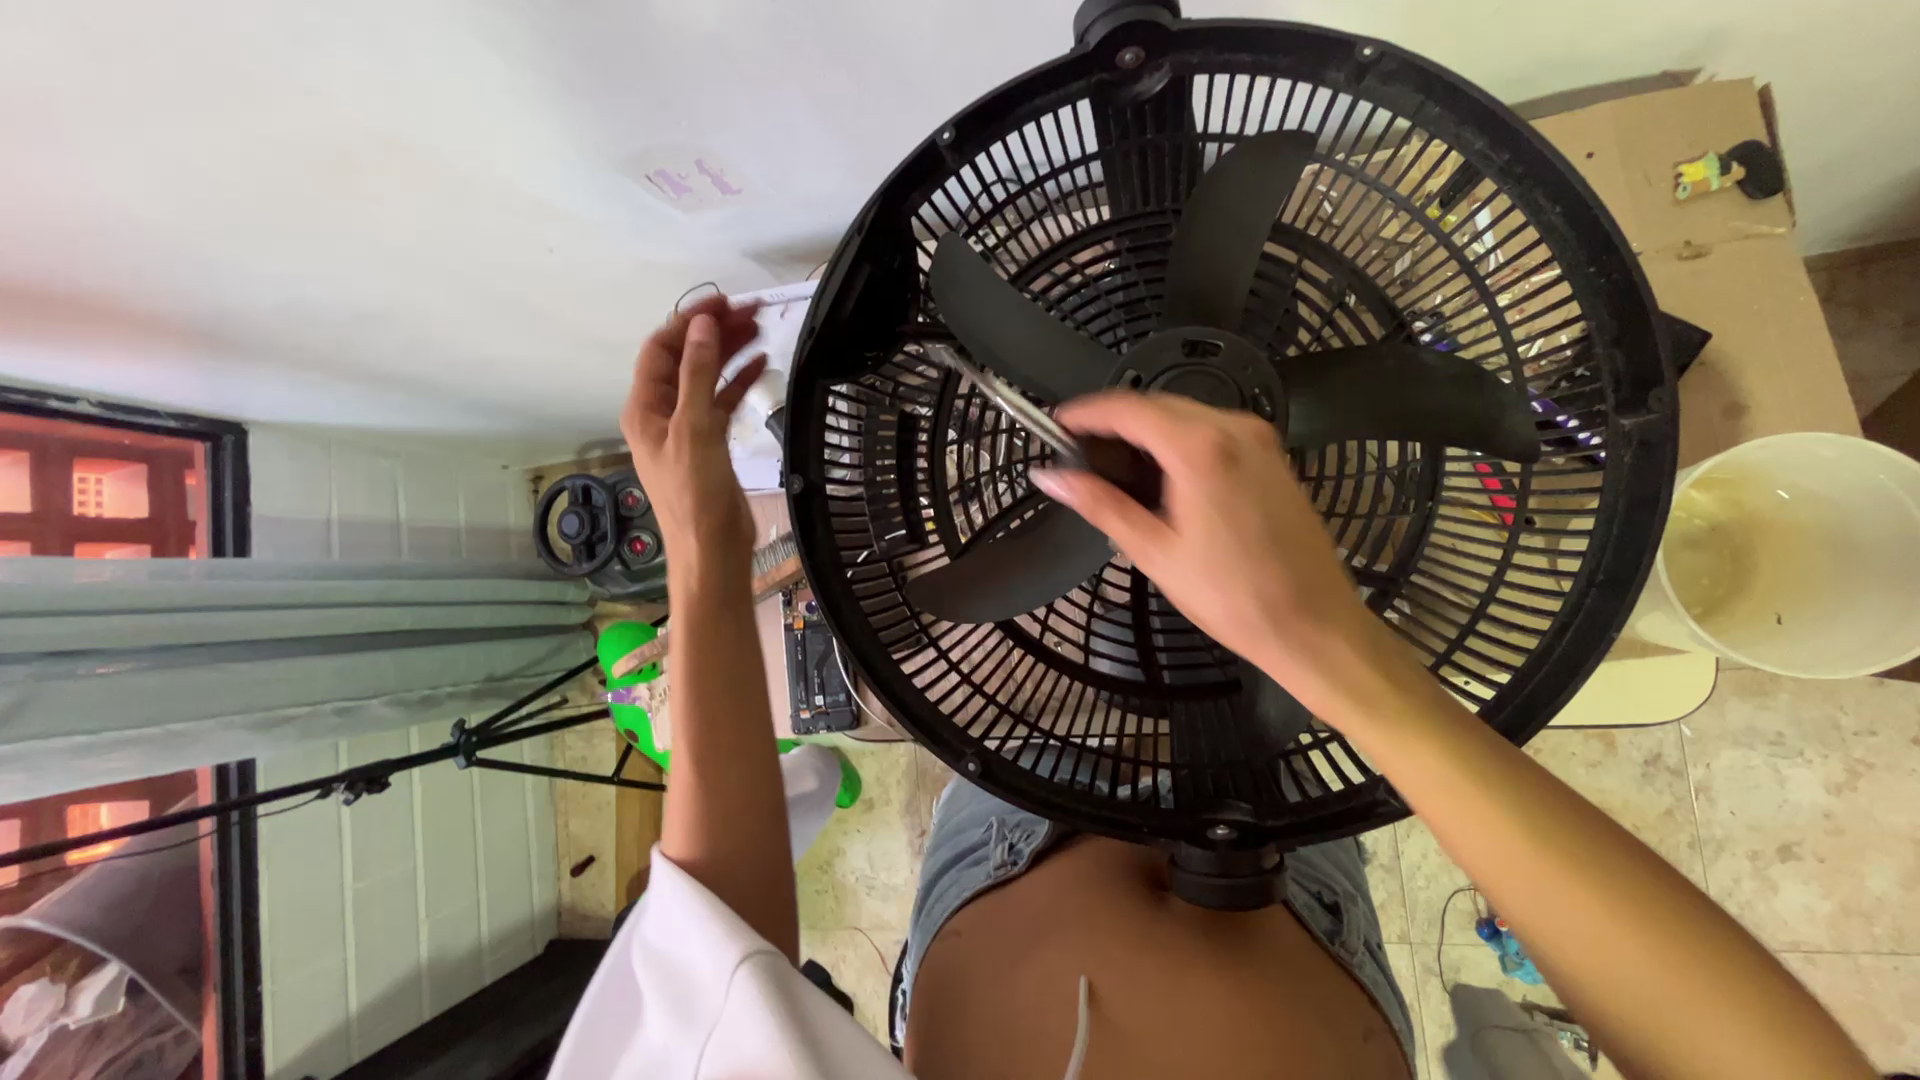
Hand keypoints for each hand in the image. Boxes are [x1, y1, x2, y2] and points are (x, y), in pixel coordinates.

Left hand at [622, 294, 766, 578]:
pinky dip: (739, 382)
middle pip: (686, 359)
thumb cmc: (696, 495)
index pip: (661, 349)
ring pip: (707, 377)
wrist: (713, 550)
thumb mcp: (694, 430)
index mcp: (645, 408)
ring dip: (729, 353)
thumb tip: (701, 326)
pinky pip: (723, 402)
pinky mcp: (712, 443)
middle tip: (752, 312)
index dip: (690, 321)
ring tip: (760, 330)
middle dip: (714, 333)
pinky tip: (761, 365)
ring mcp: (687, 428)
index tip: (724, 303)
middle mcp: (662, 413)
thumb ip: (696, 375)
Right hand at [1032, 391, 1375, 685]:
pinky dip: (1178, 442)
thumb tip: (1049, 477)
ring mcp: (1260, 440)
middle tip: (1077, 452)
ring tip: (1112, 466)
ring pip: (1187, 416)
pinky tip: (1160, 476)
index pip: (1129, 408)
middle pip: (1158, 405)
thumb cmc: (1231, 596)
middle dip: (1114, 422)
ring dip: (1146, 431)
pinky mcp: (1273, 457)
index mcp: (1200, 448)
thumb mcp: (1155, 552)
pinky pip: (1213, 432)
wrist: (1314, 625)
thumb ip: (1101, 505)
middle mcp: (1234, 429)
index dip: (1085, 412)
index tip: (1054, 425)